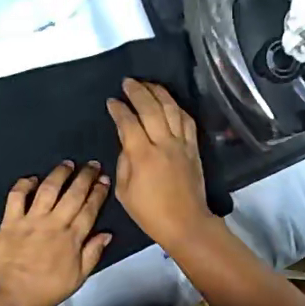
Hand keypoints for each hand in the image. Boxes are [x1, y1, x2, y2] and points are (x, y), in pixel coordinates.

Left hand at [0, 160, 113, 305]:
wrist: (9, 296)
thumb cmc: (45, 291)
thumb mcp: (77, 278)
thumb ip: (92, 254)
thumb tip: (107, 233)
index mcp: (72, 238)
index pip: (90, 208)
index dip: (98, 192)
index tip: (104, 180)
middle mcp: (54, 223)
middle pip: (73, 193)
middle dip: (85, 176)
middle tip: (92, 164)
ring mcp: (31, 220)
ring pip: (48, 189)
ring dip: (59, 174)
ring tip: (67, 164)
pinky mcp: (9, 221)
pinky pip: (17, 196)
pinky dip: (24, 184)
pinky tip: (32, 178)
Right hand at [106, 78, 214, 250]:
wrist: (185, 223)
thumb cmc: (149, 212)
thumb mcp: (124, 191)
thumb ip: (123, 162)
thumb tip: (127, 143)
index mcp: (143, 155)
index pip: (128, 122)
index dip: (119, 109)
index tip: (111, 101)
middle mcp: (164, 143)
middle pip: (151, 108)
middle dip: (138, 91)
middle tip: (127, 82)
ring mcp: (181, 144)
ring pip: (171, 109)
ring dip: (158, 93)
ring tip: (147, 84)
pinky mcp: (193, 148)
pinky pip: (187, 120)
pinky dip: (177, 107)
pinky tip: (169, 102)